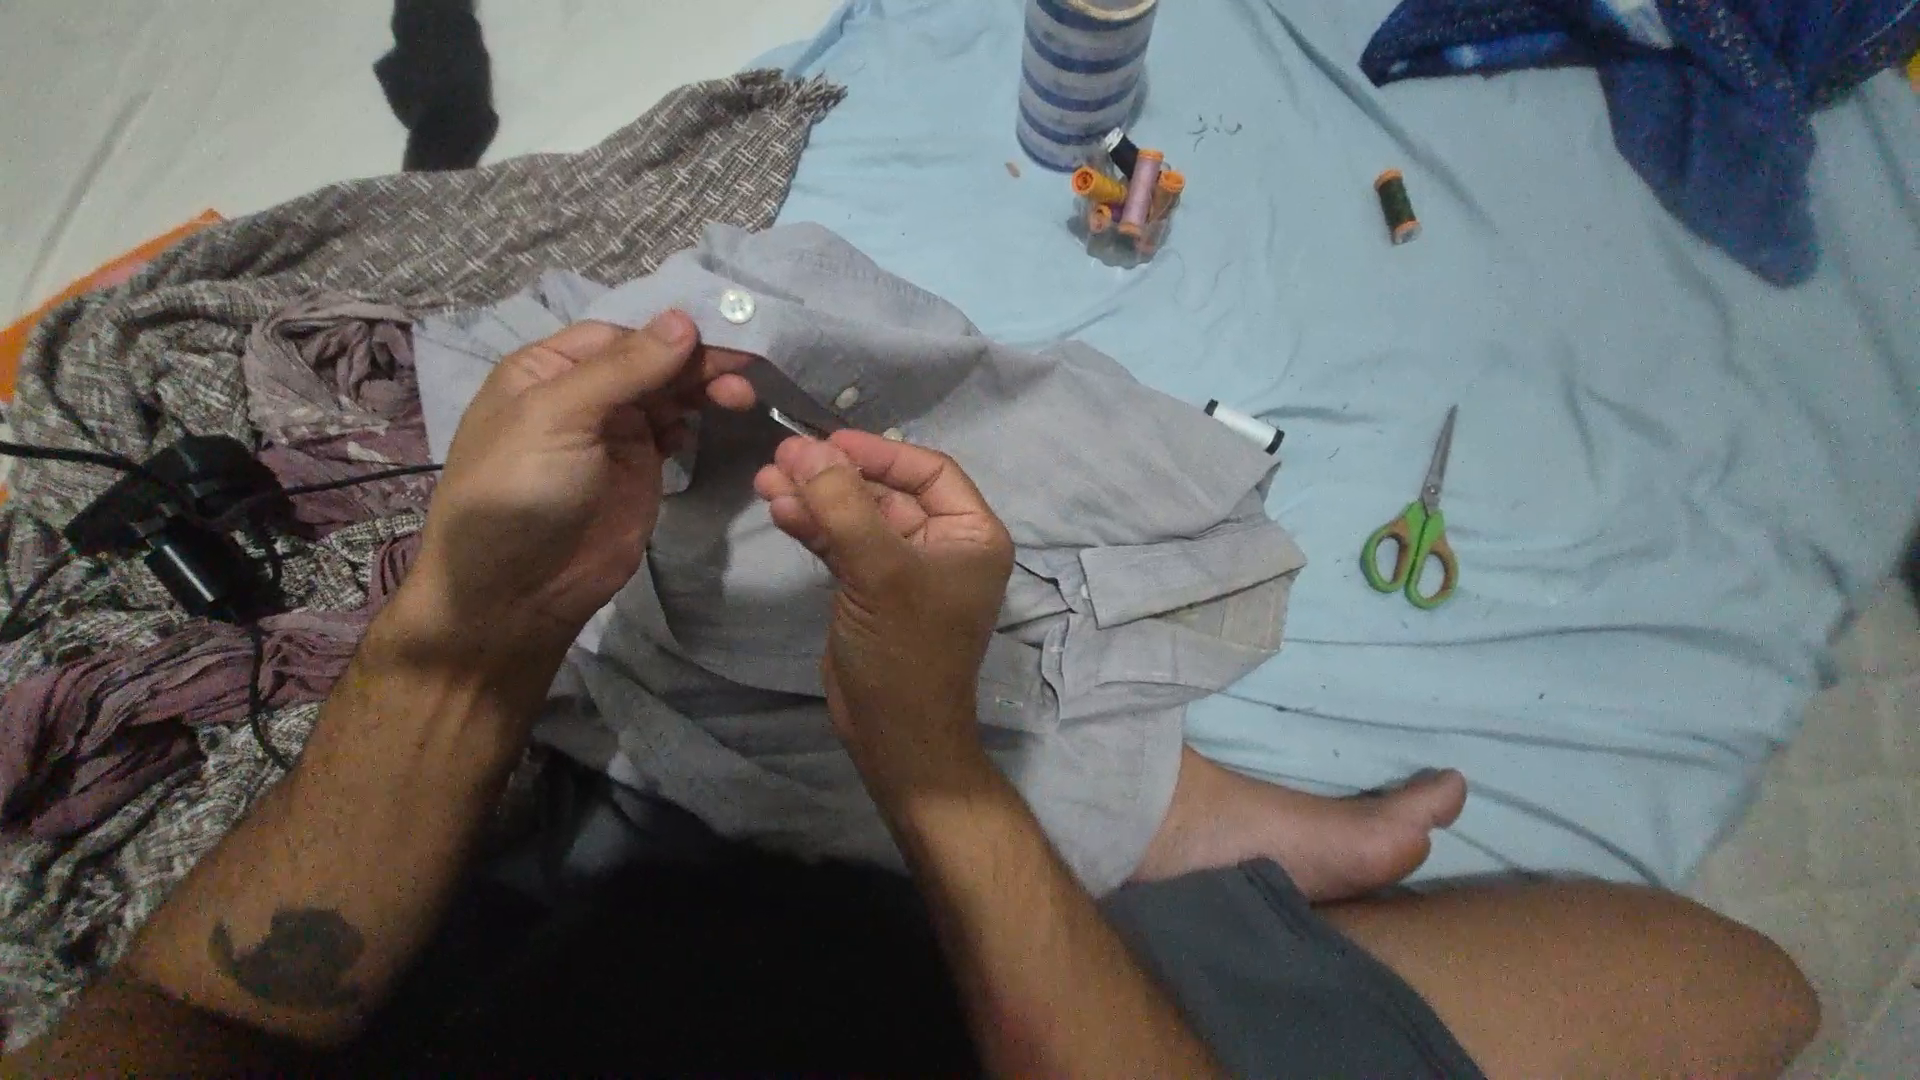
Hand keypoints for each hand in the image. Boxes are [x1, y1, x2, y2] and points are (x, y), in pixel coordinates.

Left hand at [396, 313, 755, 666]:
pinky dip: (699, 421)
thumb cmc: (522, 491)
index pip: (621, 335)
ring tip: (743, 395)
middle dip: (698, 363)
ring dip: (706, 390)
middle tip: (747, 370)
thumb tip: (683, 319)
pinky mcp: (642, 469)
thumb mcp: (560, 417)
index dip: (669, 334)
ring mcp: (616, 433)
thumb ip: (624, 369)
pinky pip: (676, 431)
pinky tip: (719, 419)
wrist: (520, 589)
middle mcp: (585, 394)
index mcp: (550, 369)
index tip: (721, 337)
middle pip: (652, 362)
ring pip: (670, 395)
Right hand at [754, 431, 1014, 810]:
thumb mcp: (880, 571)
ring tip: (766, 479)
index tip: (826, 440)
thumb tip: (806, 448)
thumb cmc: (906, 650)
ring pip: (857, 518)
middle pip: (886, 491)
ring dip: (815, 499)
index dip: (878, 452)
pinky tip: (780, 510)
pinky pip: (842, 545)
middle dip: (835, 476)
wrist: (894, 733)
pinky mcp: (870, 588)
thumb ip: (844, 506)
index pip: (929, 471)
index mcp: (972, 534)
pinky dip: (813, 528)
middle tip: (782, 456)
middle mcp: (943, 545)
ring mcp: (903, 568)